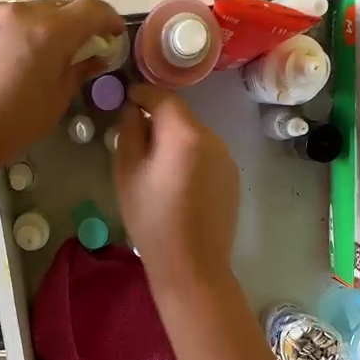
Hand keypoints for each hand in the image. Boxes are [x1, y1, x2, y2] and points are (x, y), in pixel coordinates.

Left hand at [0, 0, 124, 166]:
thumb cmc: (12, 125)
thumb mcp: (55, 102)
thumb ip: (78, 70)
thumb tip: (96, 55)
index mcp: (49, 33)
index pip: (90, 9)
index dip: (106, 18)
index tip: (111, 32)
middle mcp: (18, 11)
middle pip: (53, 9)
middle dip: (65, 27)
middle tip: (64, 53)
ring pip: (19, 13)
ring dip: (28, 30)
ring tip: (20, 61)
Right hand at [112, 84, 239, 291]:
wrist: (192, 266)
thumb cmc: (152, 221)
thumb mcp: (127, 175)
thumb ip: (129, 133)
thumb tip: (134, 111)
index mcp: (184, 134)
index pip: (163, 97)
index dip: (142, 93)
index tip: (127, 99)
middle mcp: (212, 138)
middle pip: (181, 118)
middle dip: (159, 122)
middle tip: (137, 142)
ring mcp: (227, 159)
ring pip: (195, 138)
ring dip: (176, 143)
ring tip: (157, 171)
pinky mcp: (233, 179)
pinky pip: (207, 158)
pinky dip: (191, 161)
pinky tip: (178, 188)